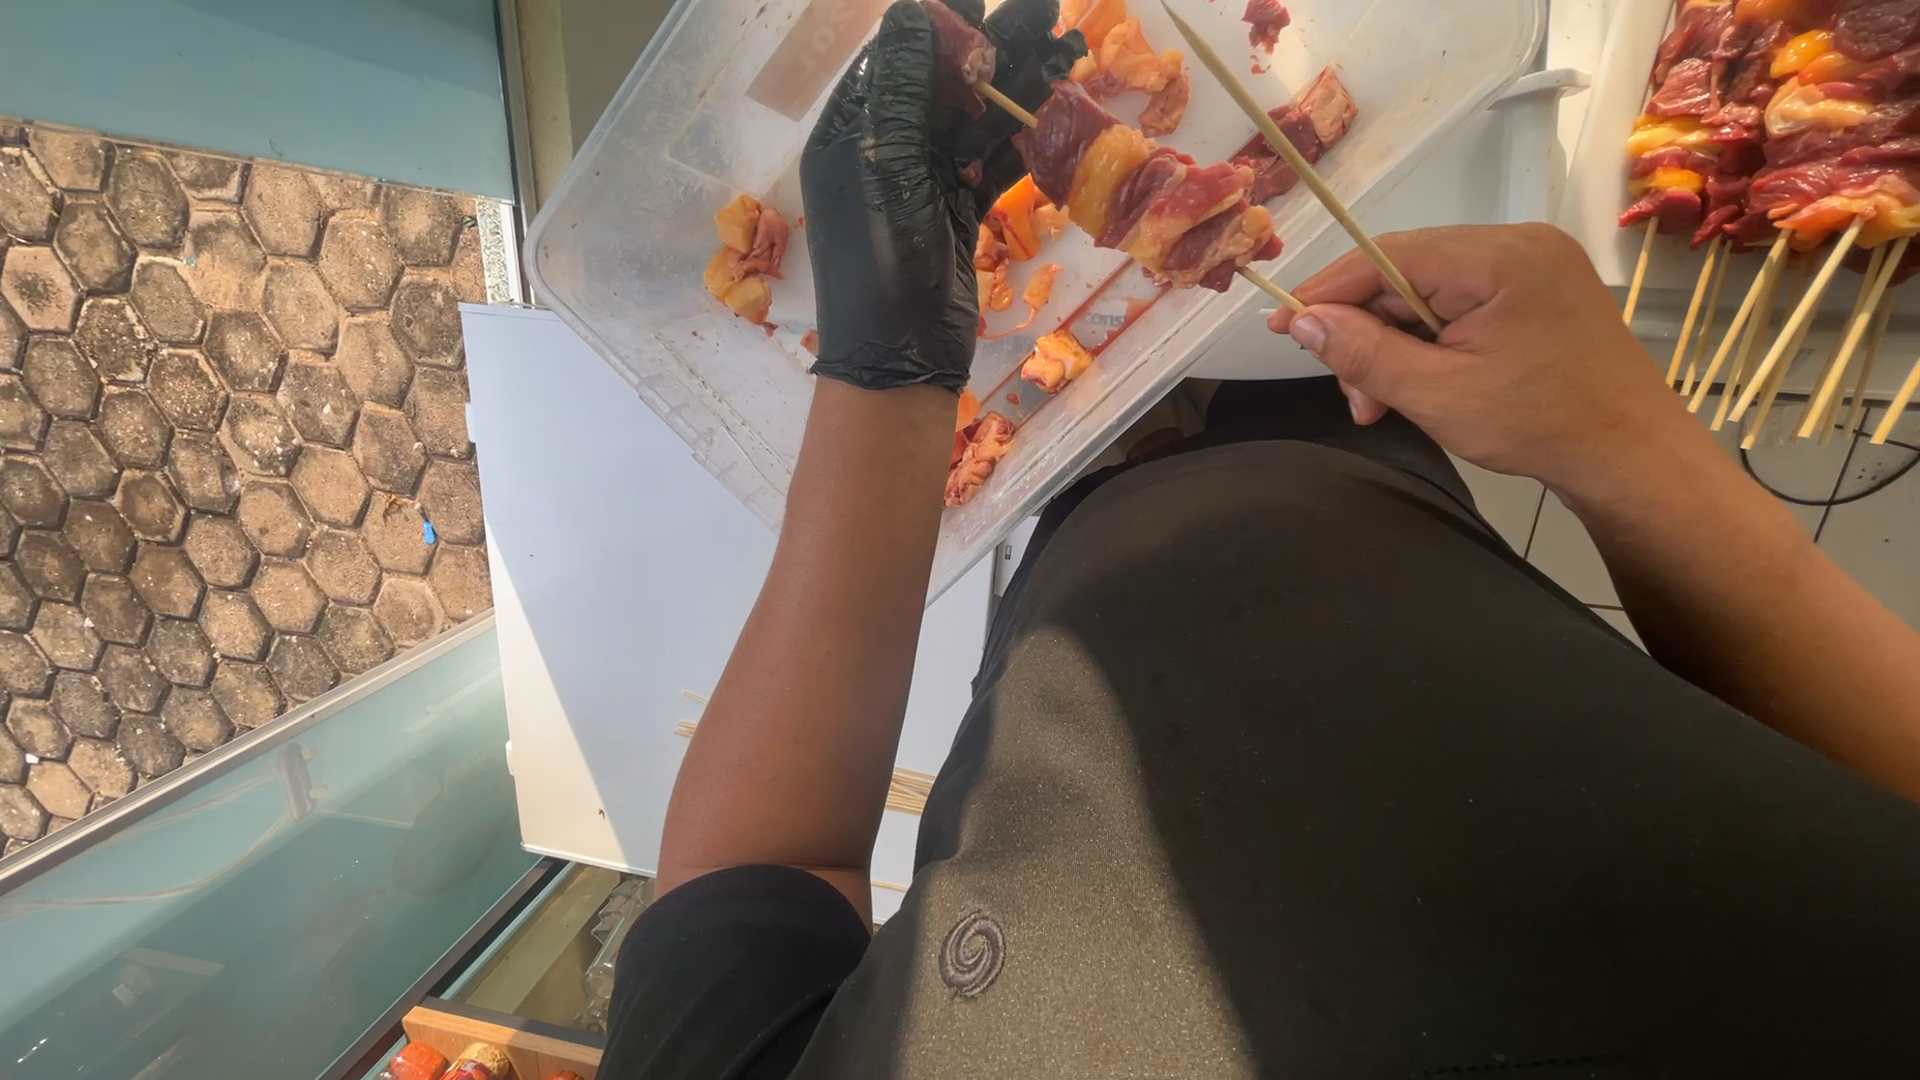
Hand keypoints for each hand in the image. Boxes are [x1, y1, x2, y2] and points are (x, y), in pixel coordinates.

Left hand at [802, 0, 1082, 392]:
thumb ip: (902, 91)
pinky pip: (987, 165)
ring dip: (1014, 93)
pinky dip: (1016, 143)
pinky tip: (1049, 115)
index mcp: (851, 134)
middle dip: (991, 51)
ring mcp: (922, 185)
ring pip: (971, 124)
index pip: (895, 60)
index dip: (939, 25)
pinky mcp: (955, 214)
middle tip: (1046, 14)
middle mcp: (884, 153)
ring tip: (1063, 53)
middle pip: (941, 85)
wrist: (902, 357)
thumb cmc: (882, 263)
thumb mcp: (884, 168)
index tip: (984, 1)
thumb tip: (914, 11)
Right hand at [1268, 224, 1700, 493]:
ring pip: (1420, 294)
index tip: (1278, 325)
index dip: (1324, 291)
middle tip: (1350, 394)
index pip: (1384, 258)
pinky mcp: (1528, 290)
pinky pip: (1450, 304)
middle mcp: (1513, 244)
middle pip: (1399, 275)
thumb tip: (1300, 322)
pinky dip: (1419, 344)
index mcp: (1498, 259)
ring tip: (1377, 403)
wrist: (1628, 452)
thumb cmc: (1536, 425)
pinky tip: (1412, 384)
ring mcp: (1525, 265)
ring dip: (1386, 346)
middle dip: (1362, 333)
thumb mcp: (1434, 394)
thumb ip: (1363, 353)